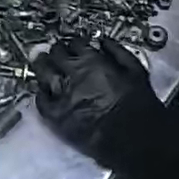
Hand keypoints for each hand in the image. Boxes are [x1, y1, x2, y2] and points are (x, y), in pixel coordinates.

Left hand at [33, 36, 154, 160]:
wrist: (132, 136)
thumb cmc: (137, 104)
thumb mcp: (135, 70)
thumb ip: (117, 52)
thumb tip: (103, 42)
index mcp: (91, 61)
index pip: (76, 43)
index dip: (76, 42)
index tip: (77, 45)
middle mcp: (72, 74)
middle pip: (55, 54)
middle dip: (57, 51)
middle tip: (58, 52)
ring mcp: (61, 95)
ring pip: (42, 73)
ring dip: (42, 65)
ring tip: (43, 64)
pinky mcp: (55, 116)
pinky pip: (40, 99)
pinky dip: (41, 92)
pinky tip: (44, 90)